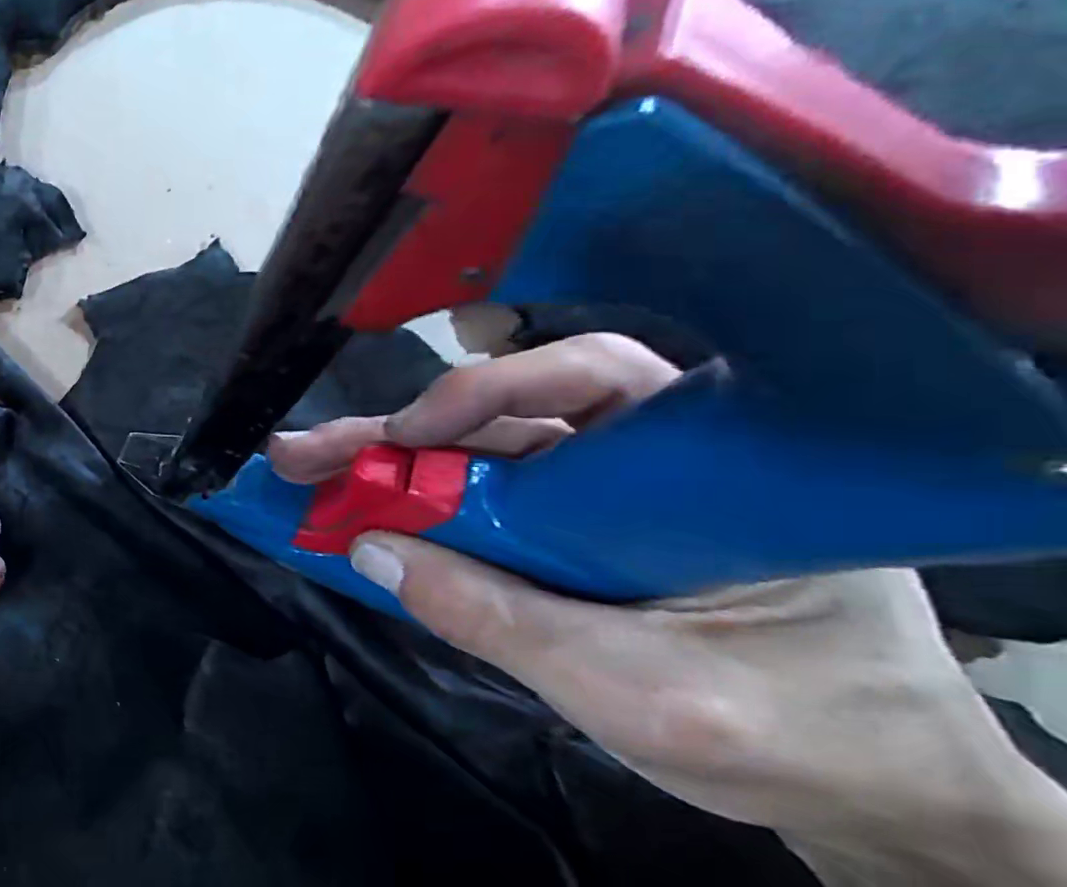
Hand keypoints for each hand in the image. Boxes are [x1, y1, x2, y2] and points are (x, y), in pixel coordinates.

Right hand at [270, 335, 1066, 877]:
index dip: (487, 391)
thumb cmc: (802, 741)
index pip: (588, 378)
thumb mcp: (645, 693)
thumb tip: (369, 553)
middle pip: (506, 416)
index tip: (410, 432)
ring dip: (395, 469)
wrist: (875, 801)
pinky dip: (424, 510)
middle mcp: (648, 457)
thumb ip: (503, 621)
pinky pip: (488, 505)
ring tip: (312, 479)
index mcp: (708, 462)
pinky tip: (365, 516)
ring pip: (482, 458)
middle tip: (305, 454)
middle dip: (399, 435)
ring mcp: (604, 497)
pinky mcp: (575, 533)